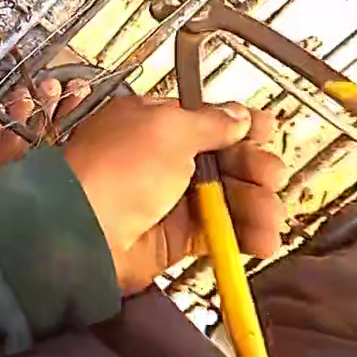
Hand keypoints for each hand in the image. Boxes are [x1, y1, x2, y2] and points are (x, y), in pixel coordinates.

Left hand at [61, 96, 284, 292]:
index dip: (242, 124)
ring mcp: (171, 196)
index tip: (268, 132)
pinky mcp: (177, 236)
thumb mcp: (167, 129)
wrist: (84, 231)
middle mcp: (165, 156)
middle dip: (254, 166)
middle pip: (225, 157)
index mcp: (157, 121)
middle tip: (271, 176)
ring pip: (228, 196)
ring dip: (256, 204)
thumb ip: (210, 122)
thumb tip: (240, 115)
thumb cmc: (119, 168)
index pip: (209, 118)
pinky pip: (219, 231)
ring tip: (270, 217)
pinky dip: (243, 235)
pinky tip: (263, 241)